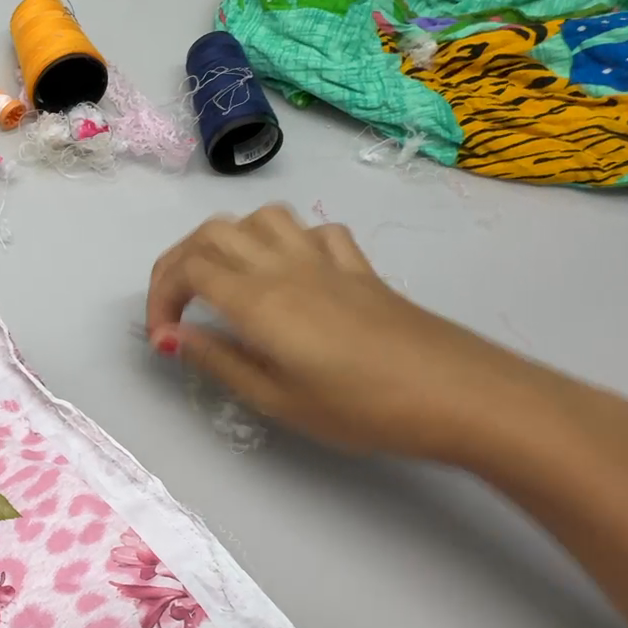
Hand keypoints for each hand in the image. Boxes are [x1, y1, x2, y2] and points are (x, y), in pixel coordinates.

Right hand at [145, 204, 557, 461]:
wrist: (467, 397)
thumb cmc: (362, 408)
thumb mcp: (274, 398)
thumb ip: (217, 359)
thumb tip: (170, 336)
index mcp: (258, 300)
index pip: (186, 270)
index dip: (160, 299)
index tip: (162, 340)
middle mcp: (286, 268)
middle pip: (212, 233)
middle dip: (177, 263)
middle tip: (175, 308)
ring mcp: (327, 263)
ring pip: (260, 218)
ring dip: (226, 242)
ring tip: (219, 282)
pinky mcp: (359, 269)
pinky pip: (311, 231)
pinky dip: (283, 241)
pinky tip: (283, 273)